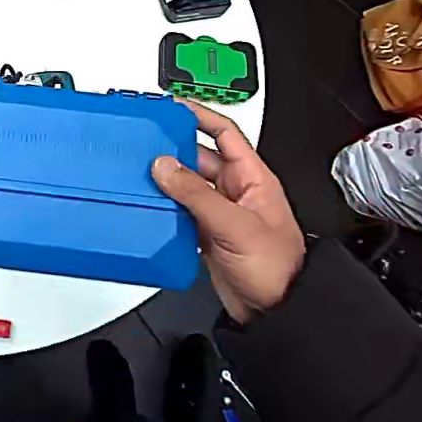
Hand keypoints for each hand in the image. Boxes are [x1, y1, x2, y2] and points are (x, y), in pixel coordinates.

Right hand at [151, 100, 304, 323]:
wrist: (279, 315)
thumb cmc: (280, 271)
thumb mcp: (235, 225)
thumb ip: (196, 193)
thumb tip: (164, 165)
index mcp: (252, 178)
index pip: (224, 133)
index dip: (199, 115)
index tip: (173, 106)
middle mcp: (234, 191)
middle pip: (196, 156)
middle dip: (172, 148)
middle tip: (146, 141)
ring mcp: (218, 211)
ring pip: (183, 182)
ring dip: (164, 178)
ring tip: (141, 172)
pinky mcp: (204, 231)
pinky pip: (177, 207)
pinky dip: (162, 204)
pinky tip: (149, 203)